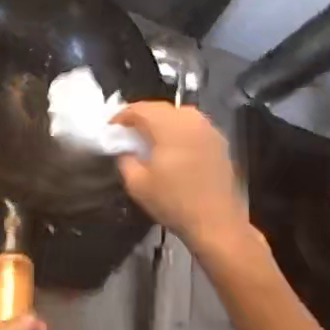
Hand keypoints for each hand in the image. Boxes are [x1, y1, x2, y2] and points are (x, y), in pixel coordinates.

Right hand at [113, 102, 260, 260]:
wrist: (215, 222)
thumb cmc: (172, 202)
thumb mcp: (136, 183)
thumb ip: (125, 159)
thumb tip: (125, 148)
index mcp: (169, 128)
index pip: (141, 109)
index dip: (122, 115)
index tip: (111, 128)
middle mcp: (191, 122)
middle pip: (161, 107)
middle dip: (141, 115)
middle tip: (126, 130)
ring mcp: (209, 130)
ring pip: (179, 113)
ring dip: (160, 119)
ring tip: (147, 135)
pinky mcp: (219, 142)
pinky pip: (193, 124)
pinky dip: (177, 128)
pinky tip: (171, 145)